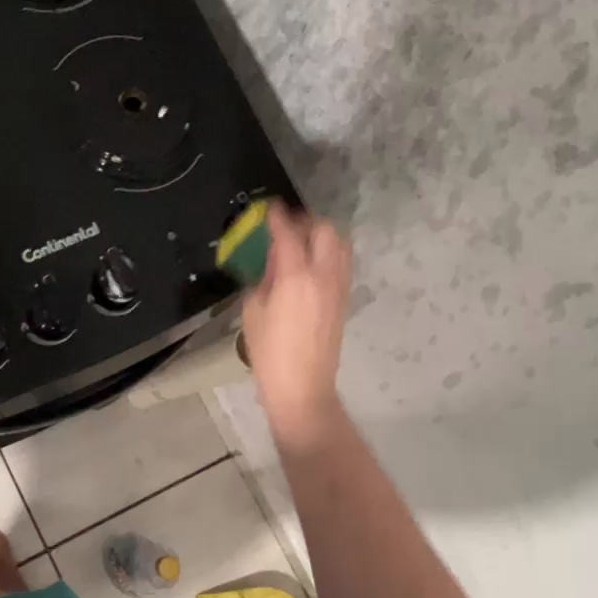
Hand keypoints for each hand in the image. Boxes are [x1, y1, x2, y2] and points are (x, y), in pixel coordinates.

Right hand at [241, 201, 351, 441]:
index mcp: (295, 276)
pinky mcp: (344, 300)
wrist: (302, 388)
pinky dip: (328, 254)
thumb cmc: (269, 354)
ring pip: (339, 244)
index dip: (277, 217)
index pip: (288, 233)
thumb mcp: (253, 312)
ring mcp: (338, 287)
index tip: (269, 209)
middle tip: (286, 226)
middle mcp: (323, 274)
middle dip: (305, 221)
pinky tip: (310, 266)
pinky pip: (341, 263)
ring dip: (321, 236)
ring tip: (301, 242)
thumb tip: (270, 265)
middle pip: (324, 230)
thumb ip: (262, 280)